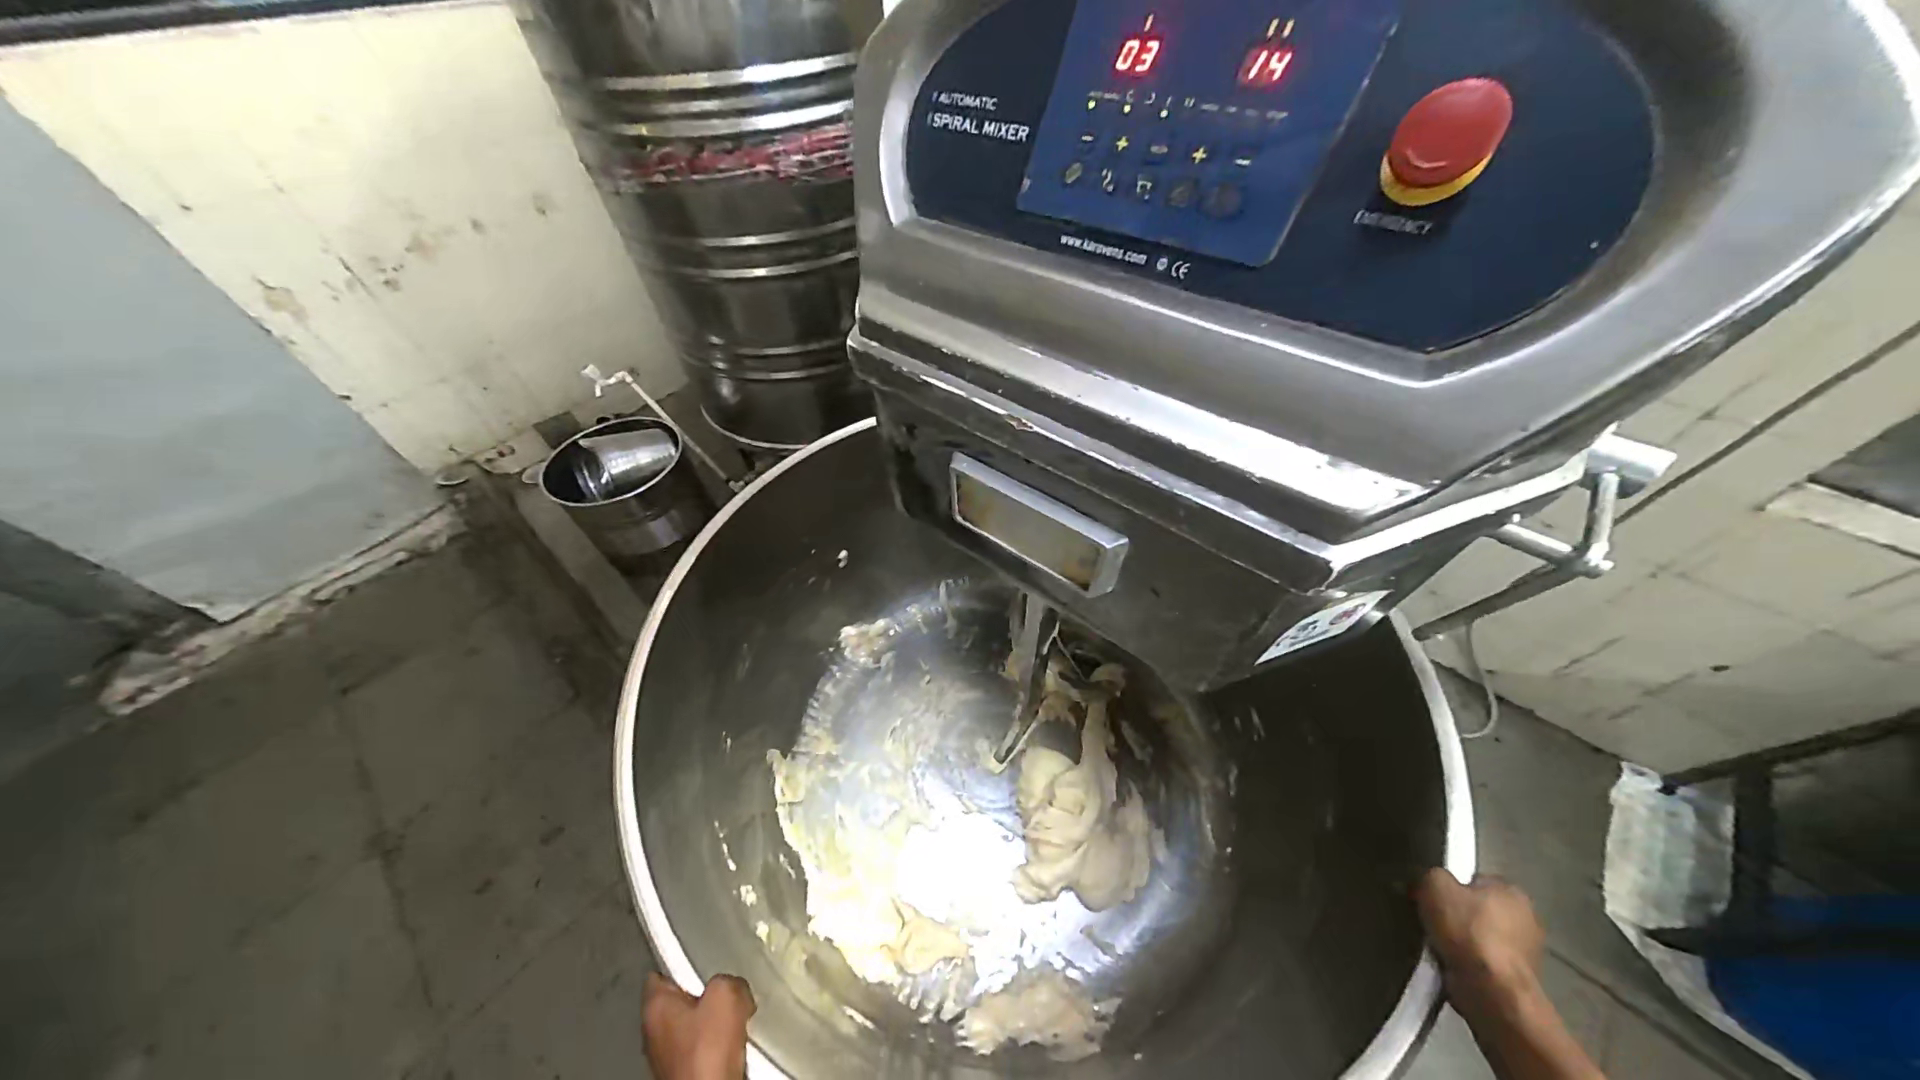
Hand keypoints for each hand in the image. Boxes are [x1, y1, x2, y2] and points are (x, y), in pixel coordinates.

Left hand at [642, 971, 755, 1079]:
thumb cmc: (708, 1046)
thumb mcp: (726, 994)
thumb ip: (728, 979)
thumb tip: (732, 988)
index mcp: (654, 1006)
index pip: (661, 972)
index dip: (683, 962)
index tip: (704, 958)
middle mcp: (652, 1030)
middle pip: (680, 998)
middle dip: (704, 992)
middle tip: (727, 987)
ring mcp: (665, 1054)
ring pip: (692, 1022)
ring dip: (712, 1018)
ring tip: (734, 1014)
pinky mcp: (680, 1071)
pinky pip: (700, 1045)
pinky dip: (714, 1041)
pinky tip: (731, 1040)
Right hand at [1414, 869, 1544, 1000]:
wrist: (1491, 989)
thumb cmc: (1467, 930)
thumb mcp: (1435, 884)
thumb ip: (1433, 874)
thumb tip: (1434, 883)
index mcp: (1512, 891)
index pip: (1474, 879)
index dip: (1450, 886)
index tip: (1433, 897)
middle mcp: (1527, 918)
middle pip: (1477, 908)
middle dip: (1457, 914)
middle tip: (1432, 919)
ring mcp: (1527, 952)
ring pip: (1479, 935)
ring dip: (1461, 939)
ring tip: (1438, 944)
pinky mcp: (1518, 978)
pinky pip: (1483, 960)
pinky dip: (1467, 961)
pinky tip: (1451, 963)